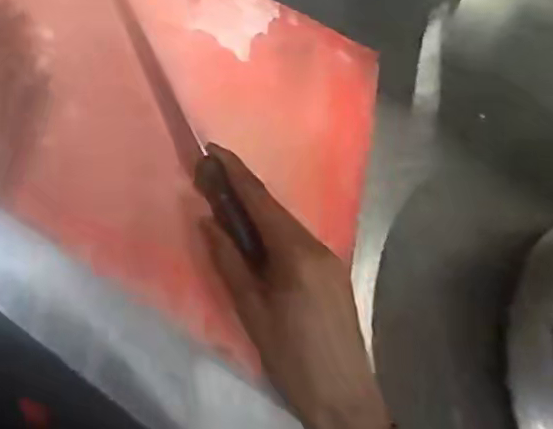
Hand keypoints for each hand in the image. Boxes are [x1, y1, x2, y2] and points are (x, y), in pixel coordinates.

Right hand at [202, 147, 388, 428]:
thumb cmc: (292, 357)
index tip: (213, 148)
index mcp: (295, 251)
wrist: (346, 403)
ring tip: (226, 204)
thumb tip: (207, 220)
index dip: (235, 171)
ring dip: (256, 209)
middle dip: (241, 188)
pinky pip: (296, 238)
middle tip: (210, 176)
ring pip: (285, 223)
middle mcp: (316, 245)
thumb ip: (228, 260)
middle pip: (273, 207)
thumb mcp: (251, 310)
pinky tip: (256, 237)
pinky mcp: (333, 274)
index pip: (260, 199)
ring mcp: (329, 259)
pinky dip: (272, 229)